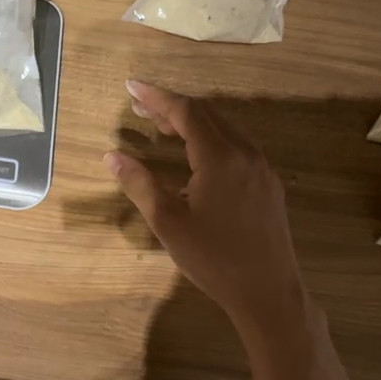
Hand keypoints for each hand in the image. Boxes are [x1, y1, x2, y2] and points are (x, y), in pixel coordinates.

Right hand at [105, 80, 307, 337]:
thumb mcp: (167, 222)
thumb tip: (111, 156)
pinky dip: (209, 136)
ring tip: (161, 124)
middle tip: (139, 105)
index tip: (132, 86)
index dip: (157, 96)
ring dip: (191, 120)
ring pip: (223, 128)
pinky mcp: (267, 183)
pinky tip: (193, 152)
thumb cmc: (213, 258)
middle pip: (206, 114)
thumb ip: (139, 183)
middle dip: (171, 105)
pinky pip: (236, 144)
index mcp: (220, 158)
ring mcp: (261, 168)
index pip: (186, 112)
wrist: (269, 293)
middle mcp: (245, 154)